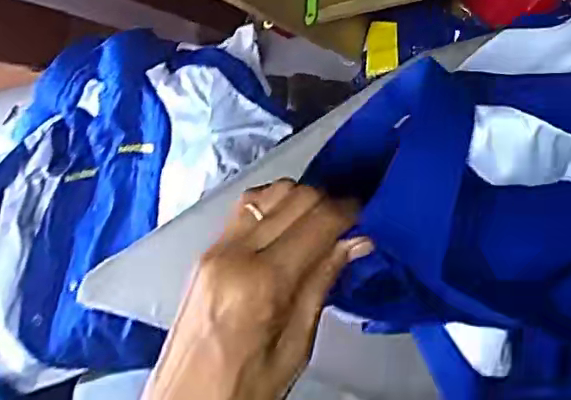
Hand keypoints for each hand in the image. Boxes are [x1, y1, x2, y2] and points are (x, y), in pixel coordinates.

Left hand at [143, 179, 372, 399]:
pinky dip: (275, 202)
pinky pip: (249, 204)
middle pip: (301, 195)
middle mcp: (235, 257)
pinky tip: (286, 224)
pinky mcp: (204, 255)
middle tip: (345, 227)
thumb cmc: (240, 389)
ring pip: (276, 191)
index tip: (367, 221)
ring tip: (315, 226)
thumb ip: (323, 282)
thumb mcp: (295, 346)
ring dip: (303, 199)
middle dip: (331, 204)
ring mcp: (215, 252)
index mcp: (261, 282)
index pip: (322, 218)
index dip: (353, 212)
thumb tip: (359, 239)